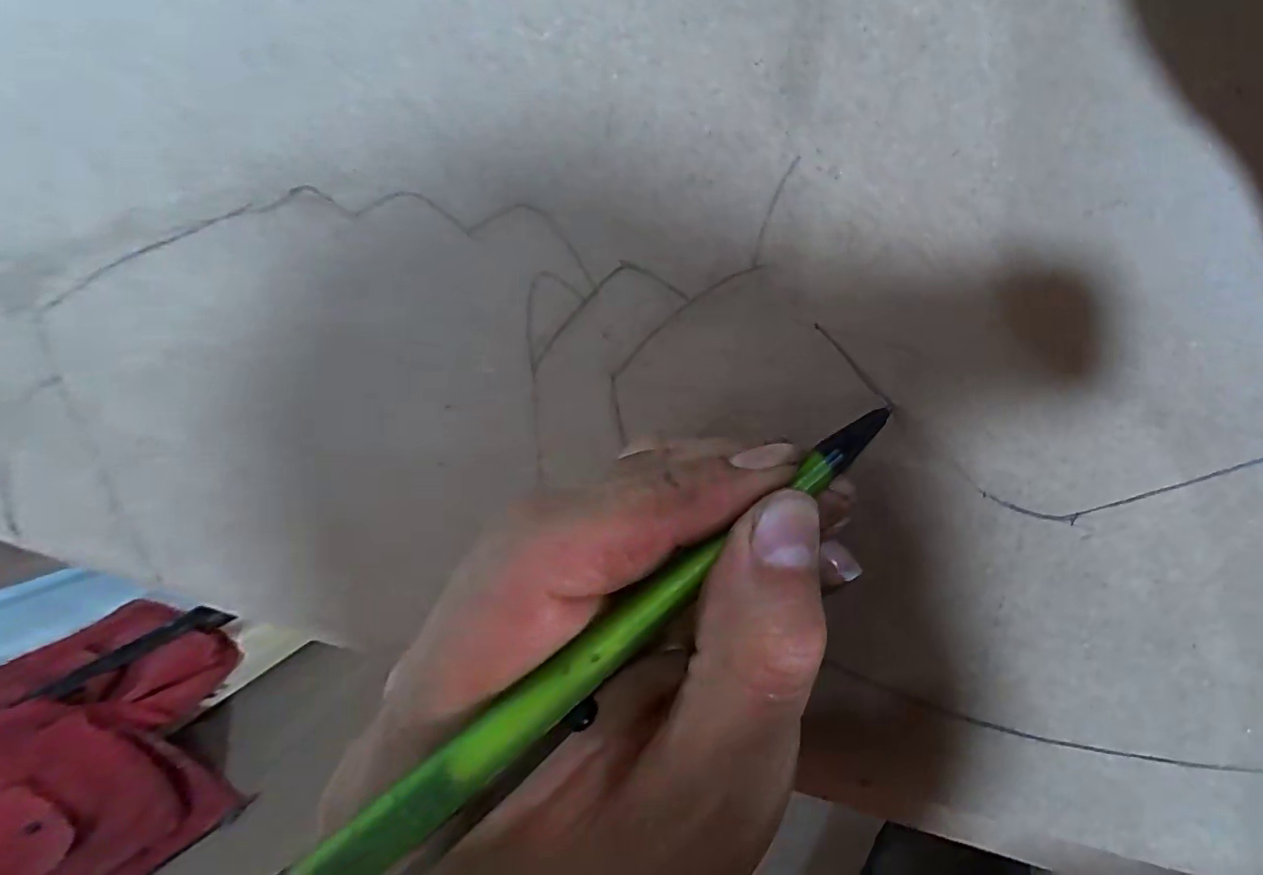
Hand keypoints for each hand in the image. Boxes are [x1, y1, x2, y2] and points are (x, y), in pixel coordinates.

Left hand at [320, 438, 861, 874]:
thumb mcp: (719, 786)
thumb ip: (755, 654)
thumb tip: (790, 512)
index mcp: (451, 702)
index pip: (545, 547)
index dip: (672, 493)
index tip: (785, 475)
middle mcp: (461, 637)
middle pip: (581, 512)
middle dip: (709, 485)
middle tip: (812, 485)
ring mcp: (509, 618)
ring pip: (612, 512)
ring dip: (719, 499)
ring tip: (805, 513)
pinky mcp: (560, 614)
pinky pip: (636, 541)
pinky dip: (712, 530)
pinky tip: (771, 545)